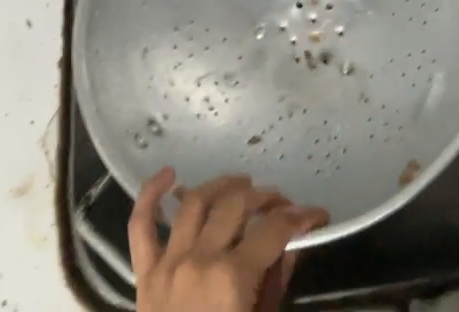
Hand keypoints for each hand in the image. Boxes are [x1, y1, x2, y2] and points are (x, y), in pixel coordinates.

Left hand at [129, 168, 328, 311]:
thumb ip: (275, 284)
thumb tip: (288, 247)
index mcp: (233, 278)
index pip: (275, 228)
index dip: (302, 215)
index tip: (317, 214)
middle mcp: (201, 259)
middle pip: (237, 204)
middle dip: (266, 197)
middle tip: (281, 204)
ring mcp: (169, 263)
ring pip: (196, 201)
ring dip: (223, 185)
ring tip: (243, 184)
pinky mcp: (144, 273)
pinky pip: (141, 225)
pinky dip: (150, 194)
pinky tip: (168, 174)